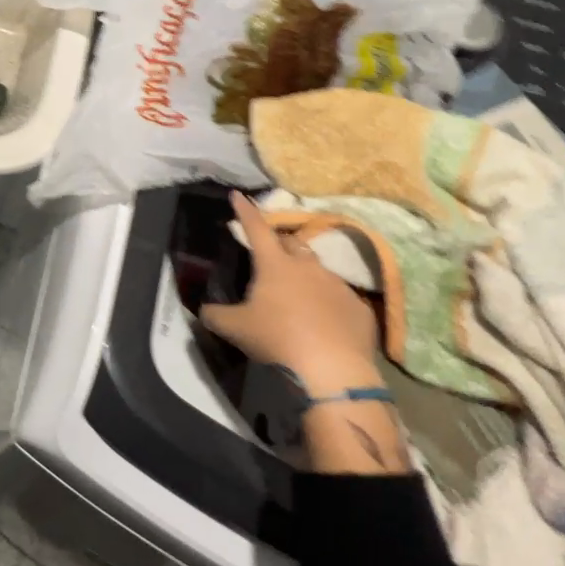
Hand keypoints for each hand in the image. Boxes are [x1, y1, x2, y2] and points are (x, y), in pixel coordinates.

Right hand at [200, 192, 382, 393]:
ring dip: (305, 274)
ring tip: (297, 293)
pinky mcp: (359, 308)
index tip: (238, 195)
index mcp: (275, 265)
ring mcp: (338, 285)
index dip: (245, 211)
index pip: (256, 228)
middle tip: (269, 253)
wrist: (334, 370)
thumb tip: (205, 309)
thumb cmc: (278, 339)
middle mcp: (308, 267)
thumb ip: (214, 314)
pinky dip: (327, 302)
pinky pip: (340, 297)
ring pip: (318, 270)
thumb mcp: (234, 328)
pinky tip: (323, 320)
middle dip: (279, 243)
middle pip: (292, 243)